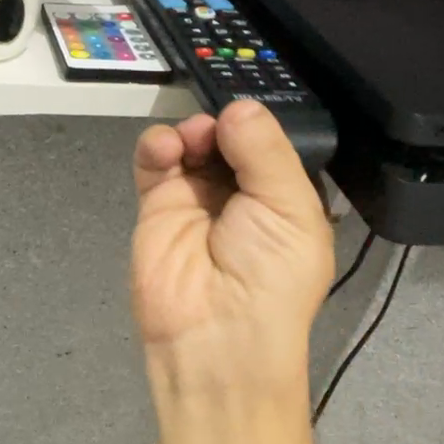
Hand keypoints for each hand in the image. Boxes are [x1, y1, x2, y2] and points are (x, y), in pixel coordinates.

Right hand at [131, 101, 332, 392]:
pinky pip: (154, 162)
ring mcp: (195, 200)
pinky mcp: (155, 206)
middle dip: (224, 125)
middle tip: (219, 132)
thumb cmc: (268, 275)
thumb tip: (238, 107)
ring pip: (190, 143)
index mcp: (284, 199)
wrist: (214, 336)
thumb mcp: (289, 209)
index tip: (247, 115)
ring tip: (193, 141)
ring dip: (191, 130)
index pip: (271, 146)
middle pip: (228, 139)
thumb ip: (265, 151)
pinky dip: (156, 145)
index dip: (258, 126)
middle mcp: (240, 196)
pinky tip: (165, 148)